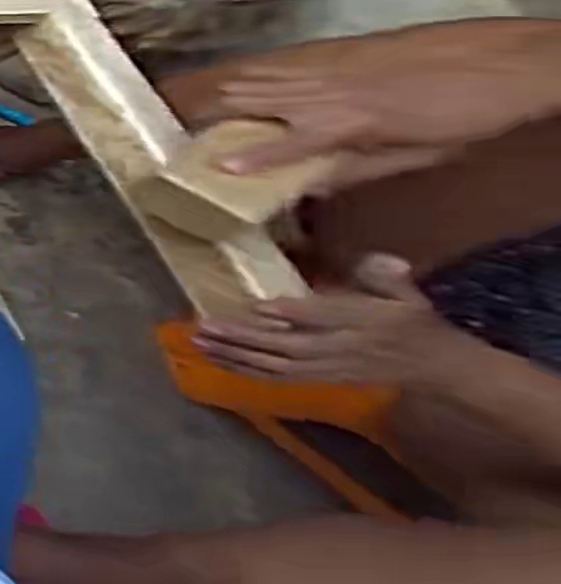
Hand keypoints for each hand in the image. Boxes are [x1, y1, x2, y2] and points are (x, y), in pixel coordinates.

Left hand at [193, 255, 467, 385]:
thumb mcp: (408, 296)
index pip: (325, 319)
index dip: (292, 314)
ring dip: (235, 355)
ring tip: (198, 342)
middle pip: (289, 347)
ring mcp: (330, 369)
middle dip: (244, 338)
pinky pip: (280, 377)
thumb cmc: (414, 323)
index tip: (257, 307)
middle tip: (205, 326)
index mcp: (365, 324)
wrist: (442, 368)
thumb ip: (388, 277)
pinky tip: (215, 359)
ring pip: (278, 367)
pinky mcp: (321, 380)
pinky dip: (246, 370)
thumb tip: (386, 261)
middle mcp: (343, 349)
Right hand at [208, 19, 560, 187]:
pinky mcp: (320, 53)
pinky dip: (242, 74)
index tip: (219, 167)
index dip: (248, 158)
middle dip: (208, 116)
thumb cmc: (465, 114)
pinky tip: (233, 80)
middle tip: (184, 130)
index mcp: (343, 125)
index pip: (282, 145)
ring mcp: (314, 69)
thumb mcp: (422, 154)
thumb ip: (359, 169)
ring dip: (217, 95)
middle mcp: (317, 95)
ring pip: (246, 80)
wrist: (502, 60)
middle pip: (243, 102)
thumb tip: (312, 185)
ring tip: (196, 107)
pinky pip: (267, 64)